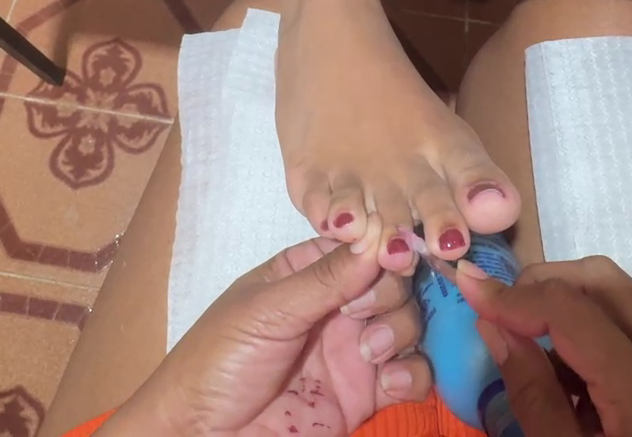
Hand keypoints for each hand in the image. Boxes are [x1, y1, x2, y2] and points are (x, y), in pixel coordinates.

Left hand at [109, 239, 432, 435]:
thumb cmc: (220, 359)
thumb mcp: (268, 309)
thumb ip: (324, 277)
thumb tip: (377, 235)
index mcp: (308, 271)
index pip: (360, 244)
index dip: (382, 244)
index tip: (395, 253)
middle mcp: (337, 305)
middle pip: (391, 281)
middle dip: (390, 291)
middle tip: (360, 312)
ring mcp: (352, 349)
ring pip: (406, 323)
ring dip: (400, 331)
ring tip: (369, 352)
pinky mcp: (364, 396)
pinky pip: (410, 375)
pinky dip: (412, 374)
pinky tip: (388, 383)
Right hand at [459, 257, 631, 436]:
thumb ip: (533, 396)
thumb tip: (492, 325)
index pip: (572, 311)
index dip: (513, 296)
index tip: (467, 287)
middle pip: (606, 282)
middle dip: (547, 284)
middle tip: (504, 309)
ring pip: (627, 301)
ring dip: (573, 307)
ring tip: (535, 350)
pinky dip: (601, 336)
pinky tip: (576, 381)